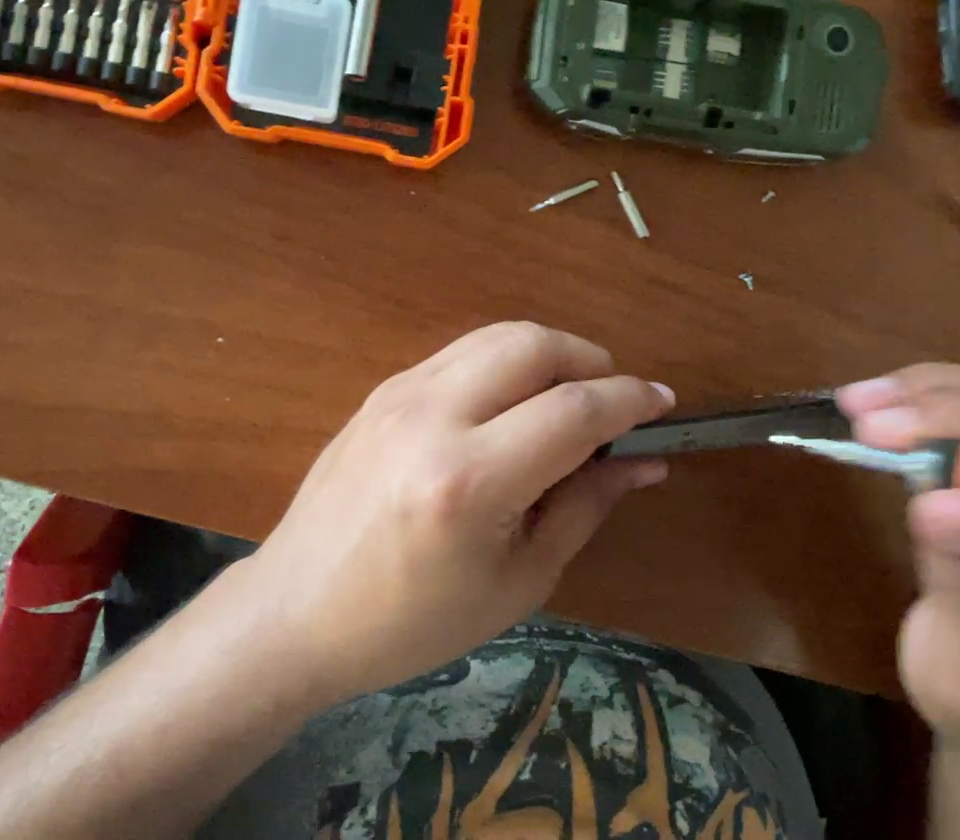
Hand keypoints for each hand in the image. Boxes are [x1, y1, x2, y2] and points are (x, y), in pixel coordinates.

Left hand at [243, 322, 674, 704]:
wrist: (297, 612)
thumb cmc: (412, 622)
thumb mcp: (516, 581)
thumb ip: (584, 508)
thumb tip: (644, 461)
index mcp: (469, 481)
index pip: (573, 411)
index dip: (629, 401)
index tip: (662, 405)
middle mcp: (432, 418)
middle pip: (533, 346)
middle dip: (590, 361)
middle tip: (614, 400)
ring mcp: (399, 395)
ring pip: (495, 337)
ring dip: (548, 354)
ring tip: (570, 397)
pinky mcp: (381, 391)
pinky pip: (460, 353)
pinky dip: (503, 363)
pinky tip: (512, 405)